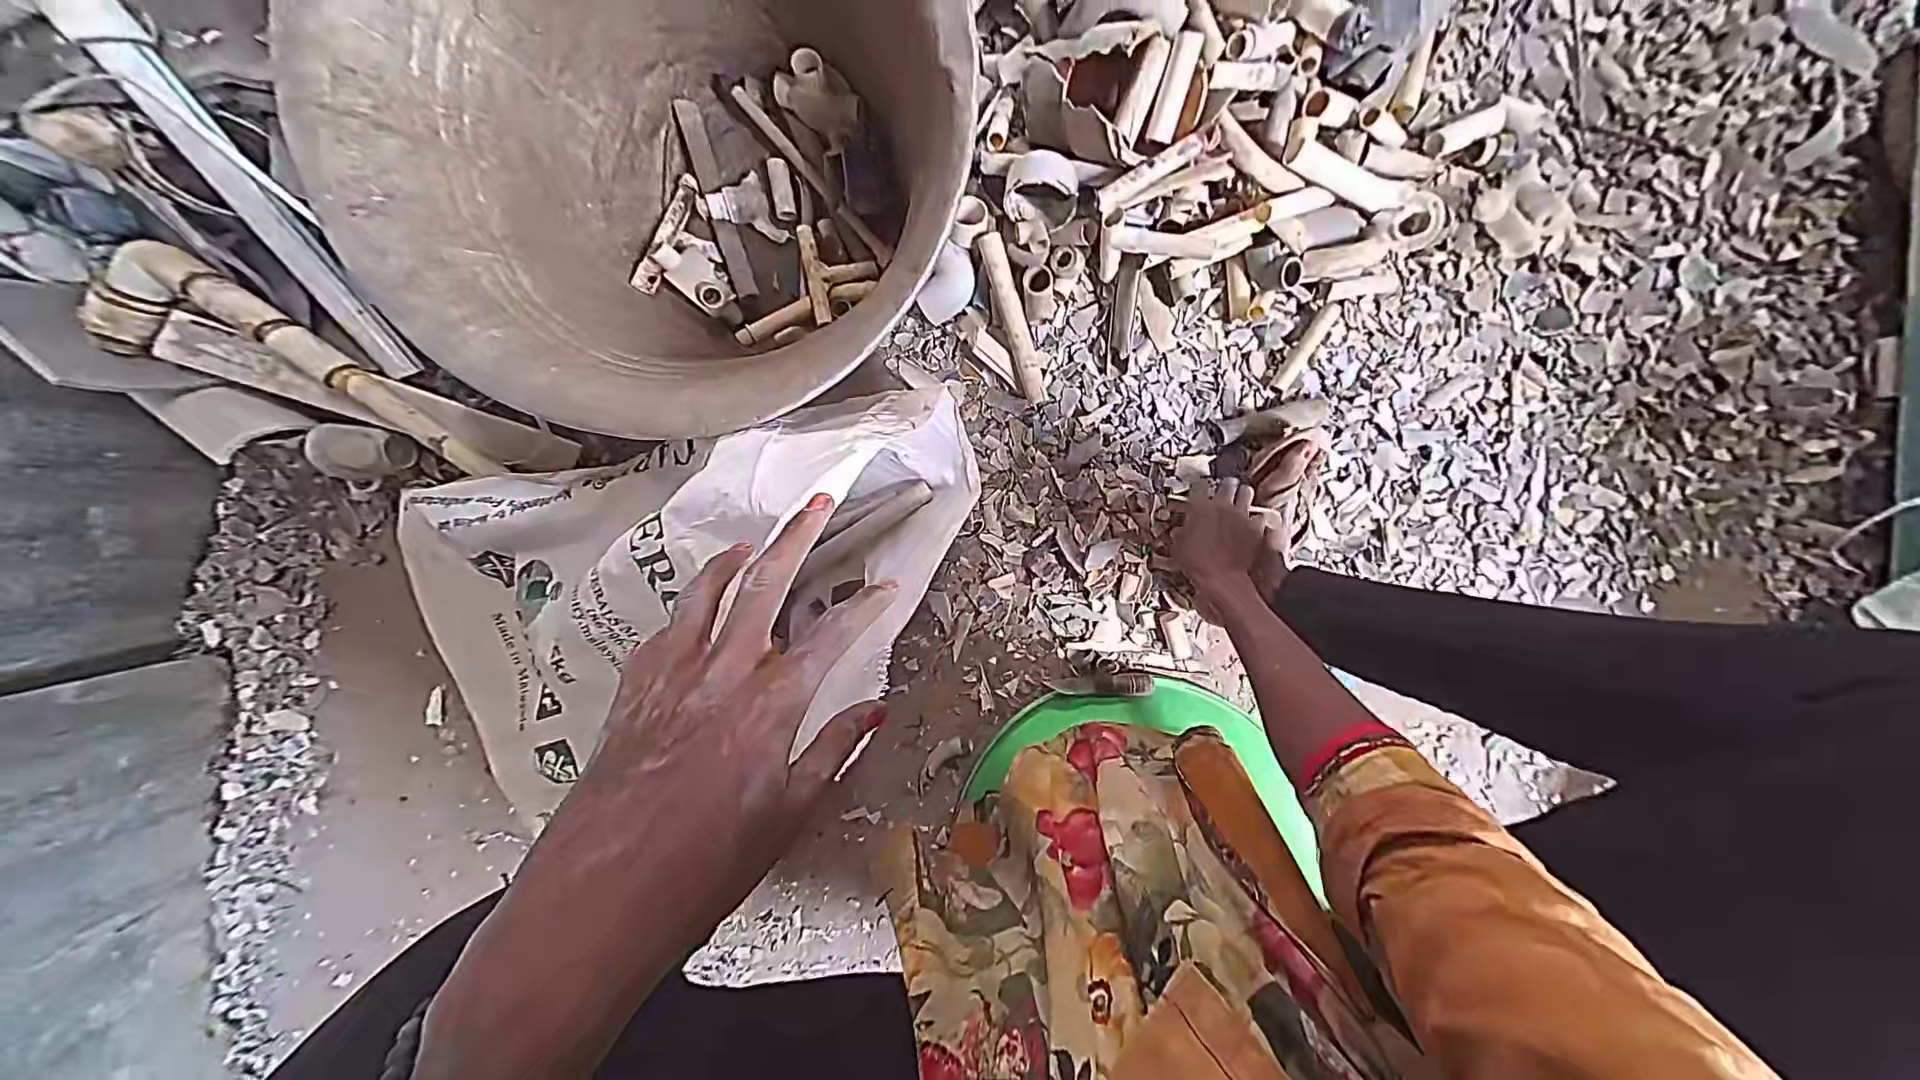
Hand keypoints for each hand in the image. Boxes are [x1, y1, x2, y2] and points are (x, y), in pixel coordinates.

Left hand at [529, 493, 895, 943]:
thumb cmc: (699, 868)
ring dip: (734, 560)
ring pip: (707, 593)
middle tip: (816, 505)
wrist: (598, 898)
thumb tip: (870, 715)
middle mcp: (720, 676)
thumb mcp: (786, 815)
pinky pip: (666, 629)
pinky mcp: (634, 690)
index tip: (885, 591)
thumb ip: (832, 751)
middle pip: (765, 584)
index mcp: (768, 707)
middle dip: (796, 537)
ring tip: (751, 542)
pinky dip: (689, 608)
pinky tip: (696, 610)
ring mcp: (671, 676)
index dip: (865, 608)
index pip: (831, 638)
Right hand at [1174, 478, 1286, 620]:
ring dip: (1242, 495)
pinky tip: (1251, 525)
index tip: (1198, 490)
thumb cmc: (1198, 564)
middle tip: (1223, 491)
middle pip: (1228, 483)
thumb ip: (1180, 533)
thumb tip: (1179, 532)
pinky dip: (1255, 519)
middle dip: (1226, 486)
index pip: (1199, 485)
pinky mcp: (1256, 528)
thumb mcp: (1178, 548)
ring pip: (1247, 492)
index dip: (1198, 487)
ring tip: (1239, 501)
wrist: (1223, 579)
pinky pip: (1258, 517)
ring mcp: (1242, 515)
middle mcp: (1223, 506)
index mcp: (1200, 507)